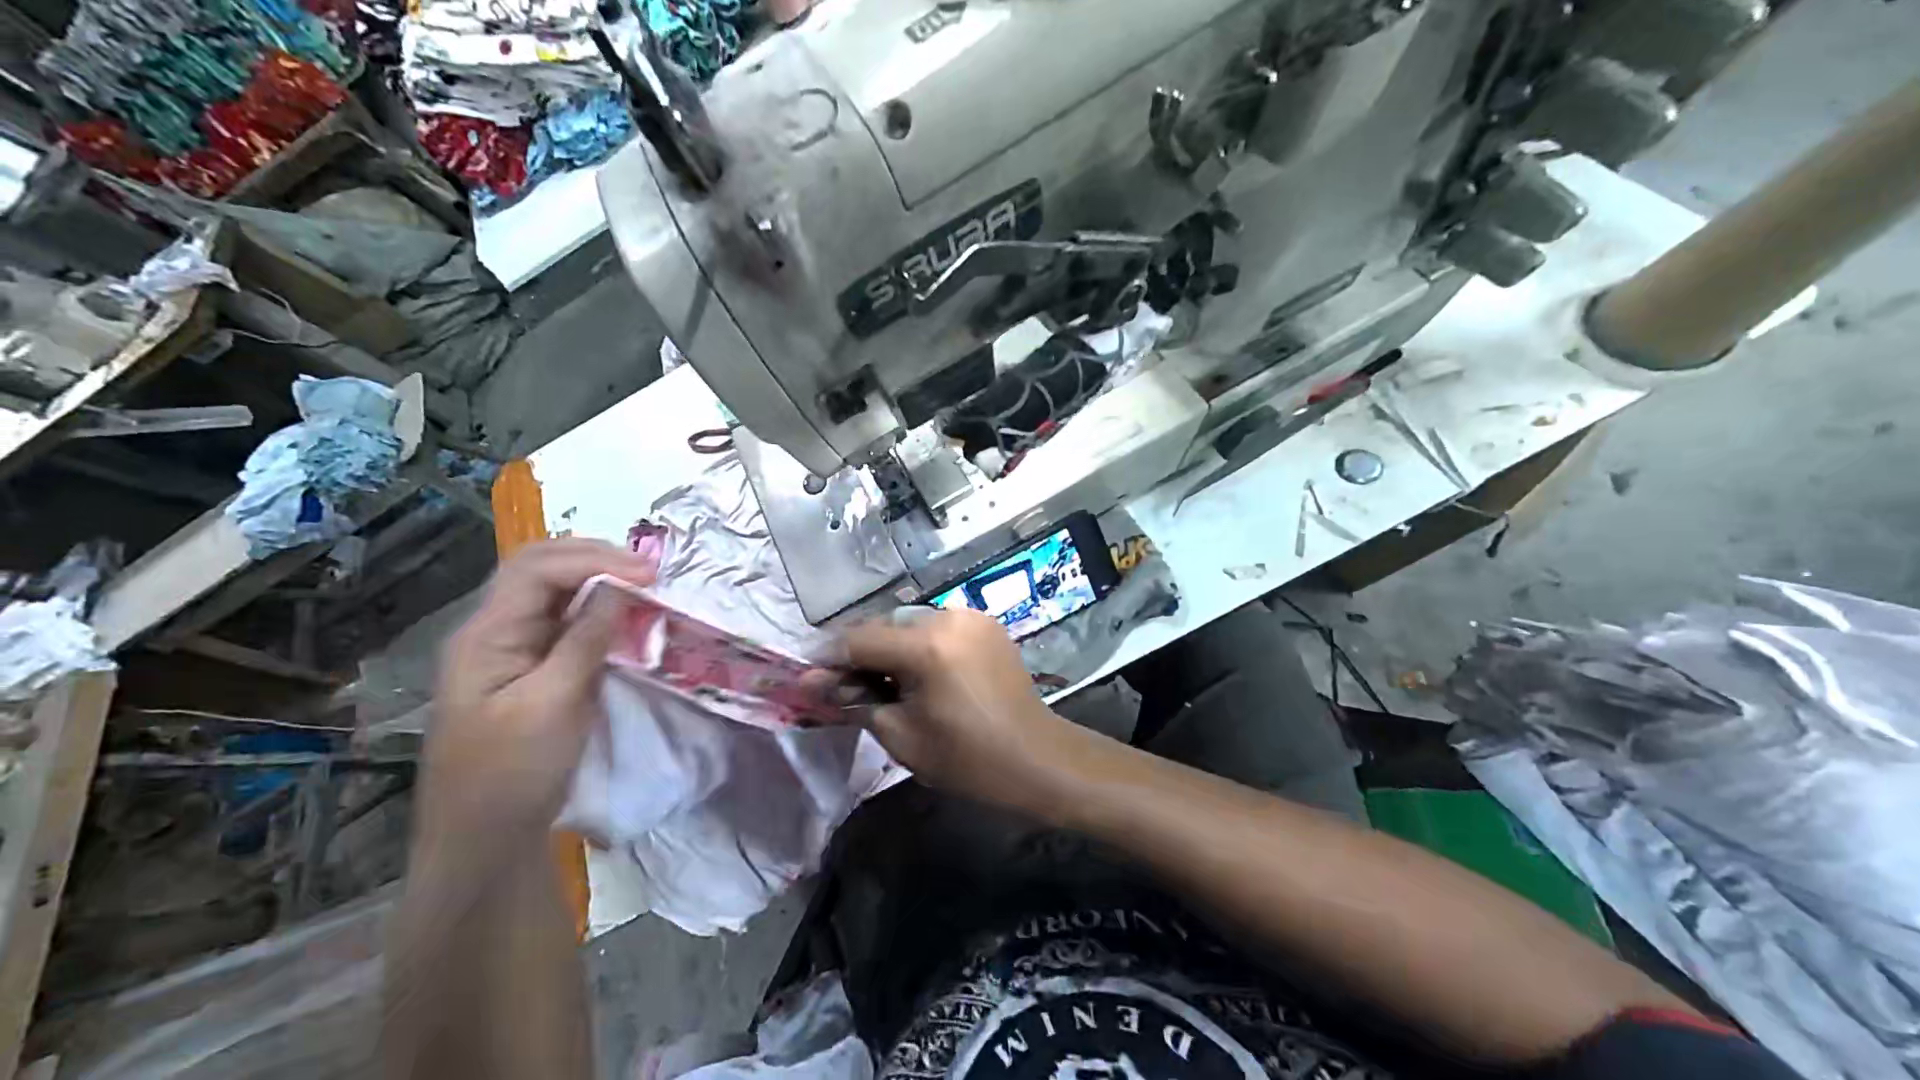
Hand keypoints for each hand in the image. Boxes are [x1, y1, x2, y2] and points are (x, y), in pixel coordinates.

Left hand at [425, 539, 656, 844]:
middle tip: (649, 571)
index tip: (649, 573)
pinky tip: (626, 619)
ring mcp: (513, 653)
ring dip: (599, 582)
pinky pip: (566, 625)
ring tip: (644, 586)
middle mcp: (495, 633)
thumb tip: (620, 588)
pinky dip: (599, 612)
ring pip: (555, 595)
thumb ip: (585, 641)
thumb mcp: (553, 705)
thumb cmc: (511, 775)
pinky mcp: (533, 672)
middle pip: (541, 570)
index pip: (537, 569)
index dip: (595, 559)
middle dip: (596, 559)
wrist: (483, 842)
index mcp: (486, 636)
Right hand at [837, 608, 1093, 813]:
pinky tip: (914, 673)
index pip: (860, 640)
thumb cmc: (966, 759)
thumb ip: (855, 702)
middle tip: (841, 686)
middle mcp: (948, 617)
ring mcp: (970, 616)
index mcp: (927, 646)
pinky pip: (937, 627)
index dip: (828, 659)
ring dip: (889, 647)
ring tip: (879, 682)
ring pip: (910, 623)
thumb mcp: (901, 736)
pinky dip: (918, 645)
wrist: (1036, 759)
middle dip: (859, 653)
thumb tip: (814, 685)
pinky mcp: (985, 624)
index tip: (808, 679)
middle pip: (884, 625)